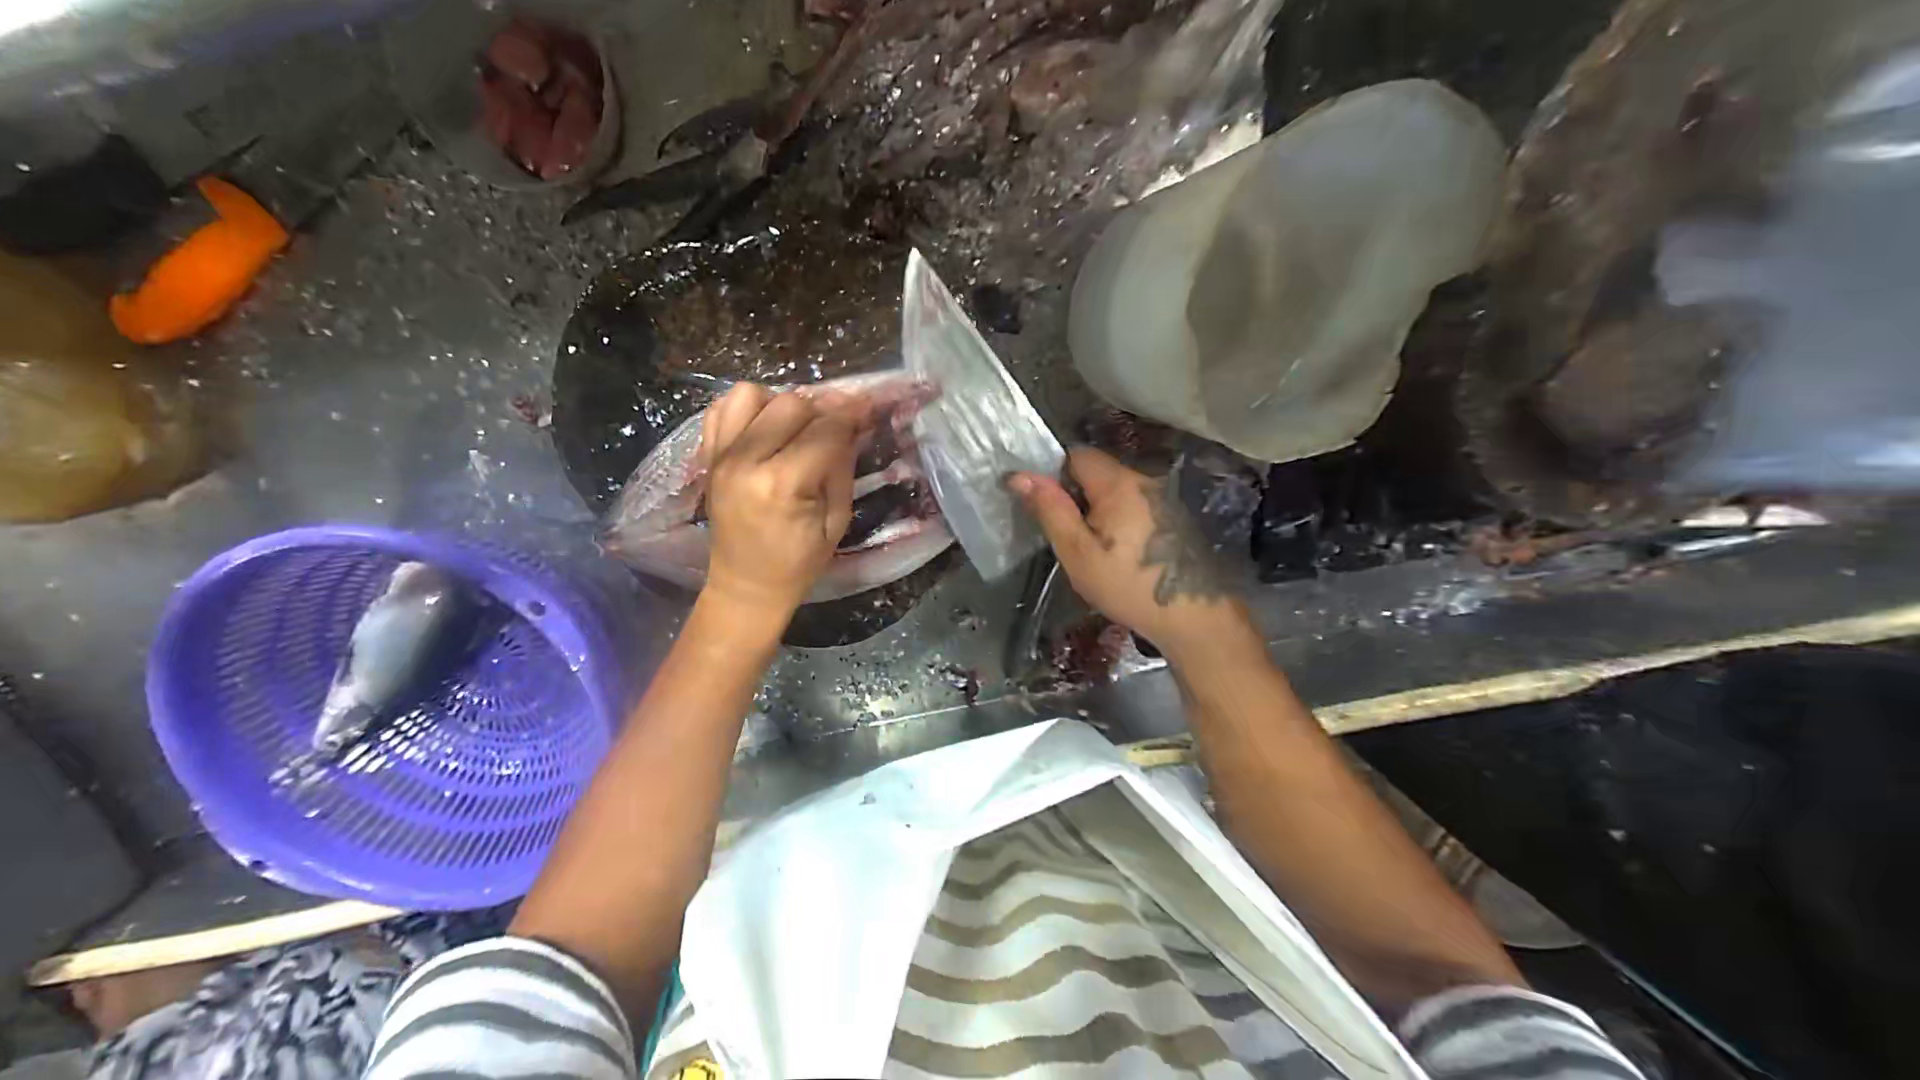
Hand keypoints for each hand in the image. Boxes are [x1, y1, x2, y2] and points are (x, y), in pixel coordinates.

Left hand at [700, 383, 866, 618]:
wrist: (746, 584)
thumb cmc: (798, 561)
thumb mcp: (836, 520)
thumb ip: (842, 466)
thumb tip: (851, 424)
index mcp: (782, 484)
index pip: (825, 429)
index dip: (852, 415)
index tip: (867, 411)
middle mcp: (746, 461)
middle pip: (791, 404)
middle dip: (820, 411)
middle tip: (834, 429)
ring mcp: (720, 455)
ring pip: (753, 395)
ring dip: (781, 404)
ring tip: (795, 428)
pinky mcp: (708, 455)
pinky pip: (722, 407)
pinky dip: (747, 408)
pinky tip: (765, 427)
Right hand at [1010, 446, 1257, 662]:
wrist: (1193, 618)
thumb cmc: (1128, 586)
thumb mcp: (1078, 553)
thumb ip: (1050, 510)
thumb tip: (1018, 476)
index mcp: (1118, 483)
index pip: (1076, 455)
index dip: (1055, 475)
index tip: (1049, 508)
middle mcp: (1144, 480)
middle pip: (1097, 473)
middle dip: (1077, 496)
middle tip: (1070, 536)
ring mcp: (1163, 497)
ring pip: (1116, 491)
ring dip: (1100, 510)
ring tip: (1096, 548)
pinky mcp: (1173, 516)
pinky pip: (1135, 505)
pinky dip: (1121, 521)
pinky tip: (1122, 553)